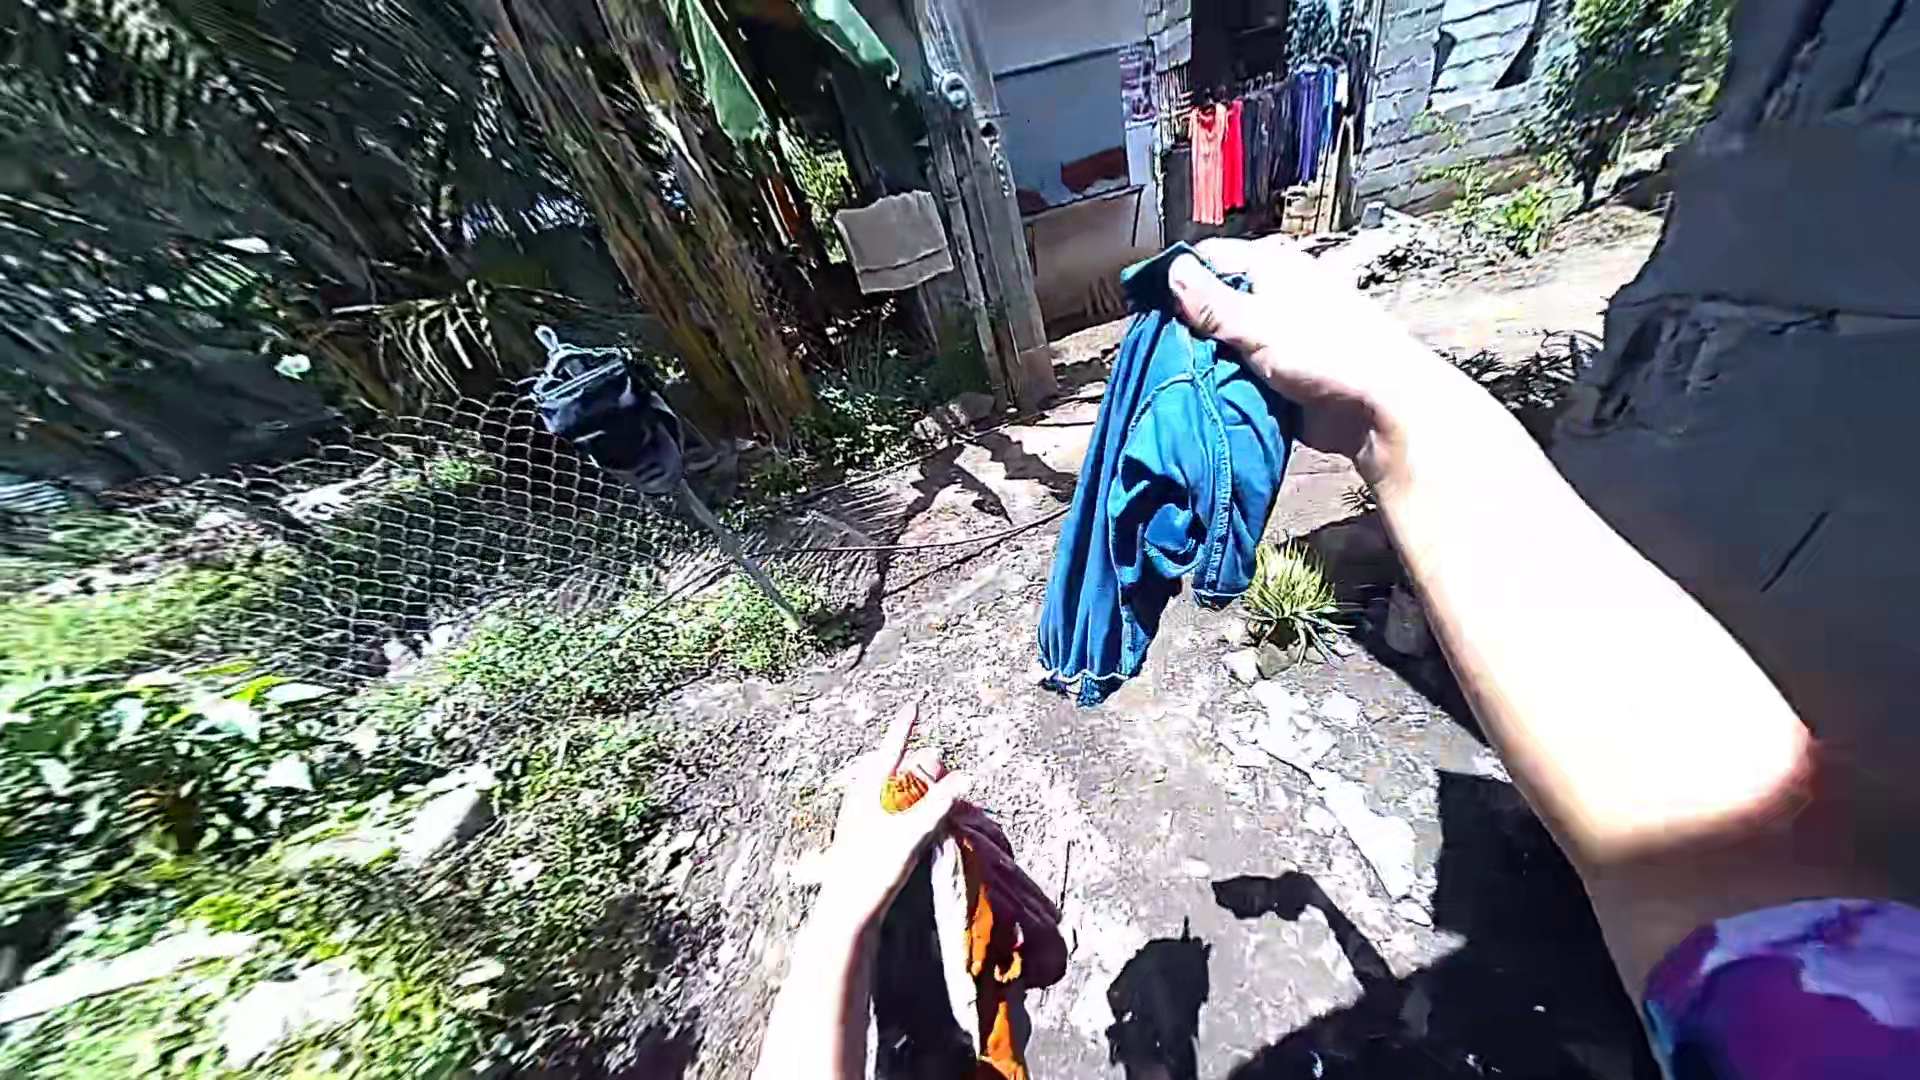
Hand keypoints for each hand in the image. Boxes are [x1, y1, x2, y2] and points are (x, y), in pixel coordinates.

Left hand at [814, 701, 970, 931]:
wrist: (845, 913)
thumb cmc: (874, 868)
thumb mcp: (911, 832)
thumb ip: (939, 803)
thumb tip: (966, 776)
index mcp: (869, 787)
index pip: (892, 746)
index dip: (906, 725)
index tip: (914, 704)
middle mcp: (864, 795)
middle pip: (897, 768)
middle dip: (921, 767)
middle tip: (944, 778)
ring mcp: (863, 815)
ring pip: (896, 790)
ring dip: (918, 791)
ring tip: (938, 801)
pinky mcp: (866, 833)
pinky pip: (893, 808)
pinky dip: (911, 807)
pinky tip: (922, 822)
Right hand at [1167, 236, 1456, 488]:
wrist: (1377, 407)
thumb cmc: (1326, 353)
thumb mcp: (1258, 324)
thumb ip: (1212, 302)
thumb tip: (1172, 270)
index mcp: (1270, 269)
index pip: (1208, 259)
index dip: (1175, 275)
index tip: (1142, 303)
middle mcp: (1270, 294)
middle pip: (1211, 298)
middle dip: (1182, 319)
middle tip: (1149, 343)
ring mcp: (1272, 332)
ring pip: (1218, 335)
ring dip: (1197, 352)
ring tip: (1164, 368)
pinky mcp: (1273, 366)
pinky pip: (1232, 365)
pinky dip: (1214, 373)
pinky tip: (1192, 385)